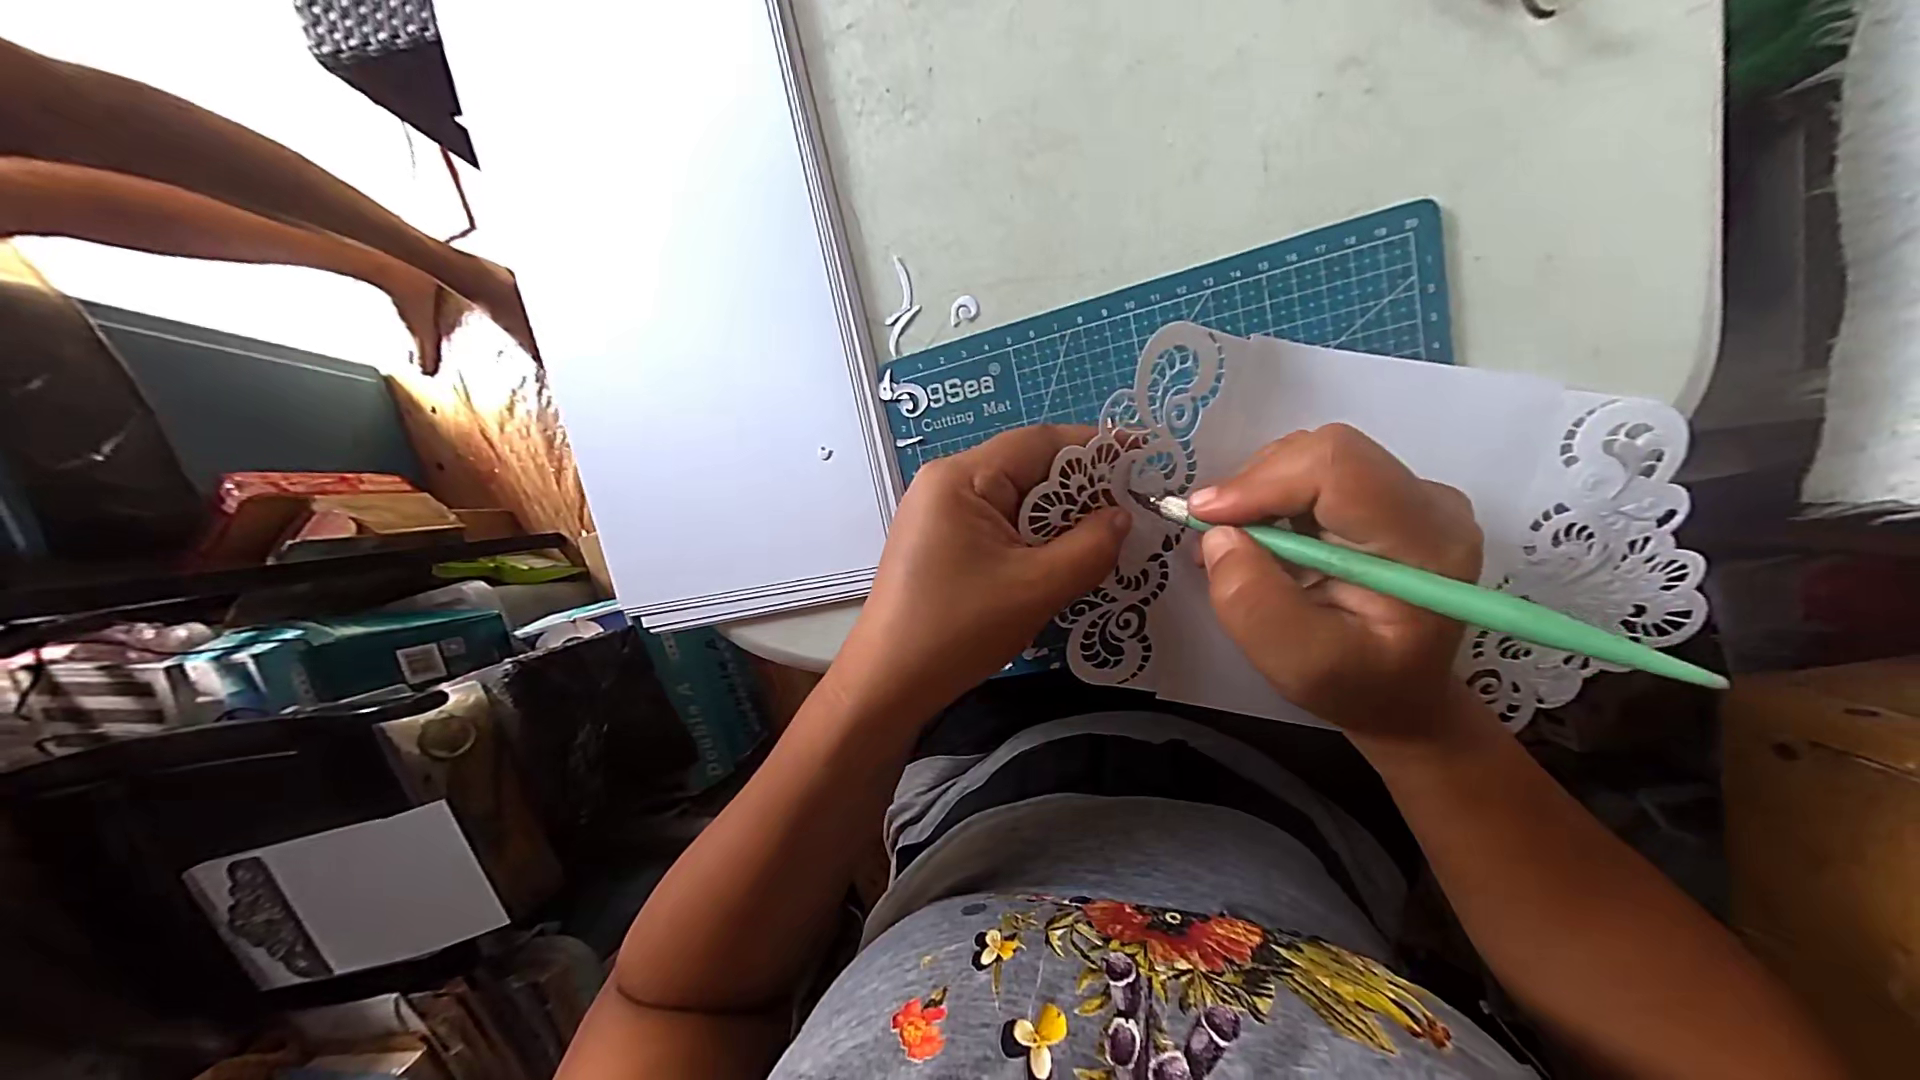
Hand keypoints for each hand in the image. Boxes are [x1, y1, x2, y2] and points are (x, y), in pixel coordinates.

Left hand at [831, 425, 1130, 718]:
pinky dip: (1032, 537)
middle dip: (1079, 488)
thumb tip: (1120, 516)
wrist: (888, 684)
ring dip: (1058, 517)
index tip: (1142, 456)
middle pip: (1025, 468)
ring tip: (1102, 538)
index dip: (1095, 447)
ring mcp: (938, 513)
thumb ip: (1090, 546)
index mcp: (961, 477)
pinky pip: (997, 524)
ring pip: (1014, 499)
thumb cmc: (957, 631)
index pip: (1039, 442)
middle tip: (1130, 509)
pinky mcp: (940, 542)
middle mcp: (945, 483)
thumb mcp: (1036, 587)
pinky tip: (1059, 559)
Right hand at [1190, 423, 1482, 739]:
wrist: (1397, 694)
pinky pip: (1311, 471)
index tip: (1204, 517)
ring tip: (1235, 544)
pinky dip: (1267, 496)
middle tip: (1211, 535)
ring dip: (1256, 493)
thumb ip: (1254, 603)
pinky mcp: (1383, 495)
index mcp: (1423, 544)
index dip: (1261, 482)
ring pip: (1310, 456)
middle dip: (1252, 487)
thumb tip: (1218, 537)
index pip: (1338, 468)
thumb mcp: (1298, 663)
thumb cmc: (1356, 686)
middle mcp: (1427, 503)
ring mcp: (1407, 494)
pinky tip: (1258, 537)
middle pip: (1322, 453)